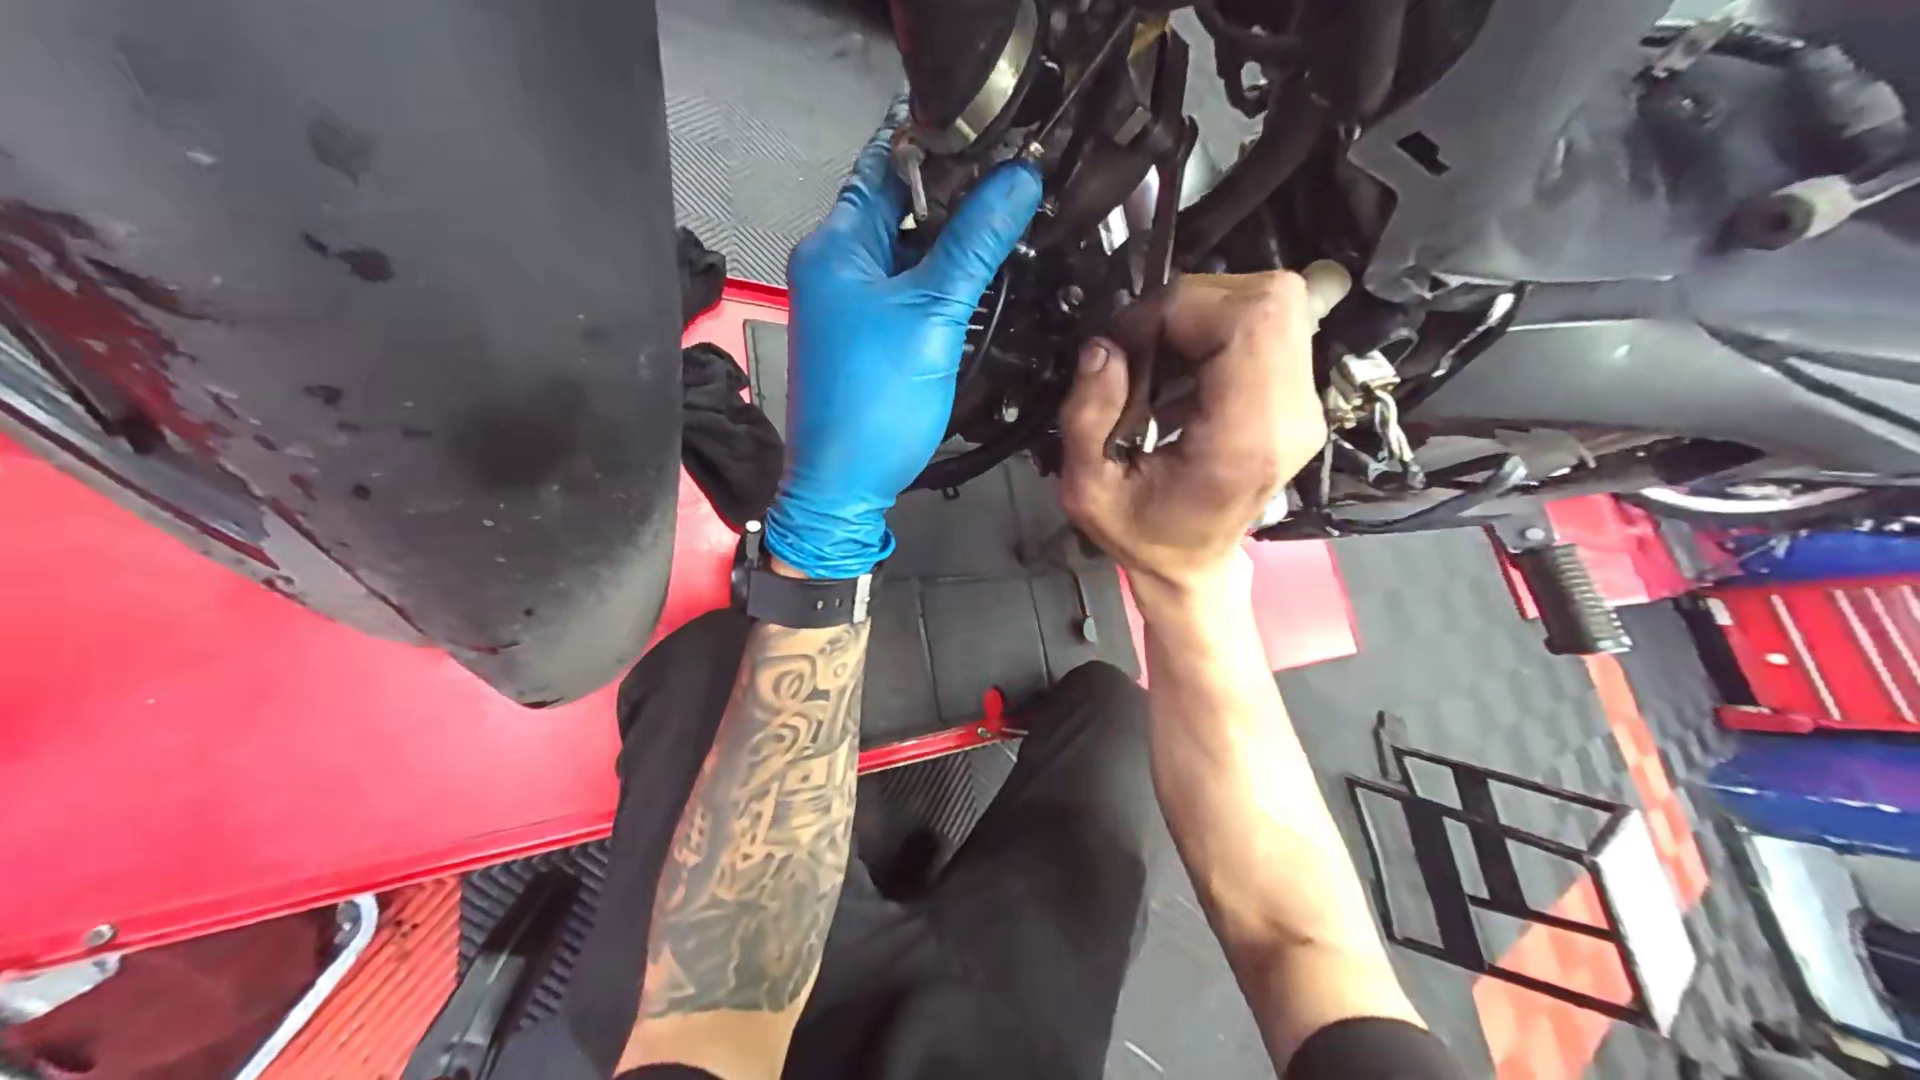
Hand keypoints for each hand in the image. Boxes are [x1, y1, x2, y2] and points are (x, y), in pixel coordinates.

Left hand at [765, 106, 1043, 578]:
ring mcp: (852, 298)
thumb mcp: (932, 316)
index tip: (1000, 130)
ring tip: (1015, 222)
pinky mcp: (870, 329)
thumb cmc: (874, 404)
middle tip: (1022, 183)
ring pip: (911, 246)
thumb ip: (974, 244)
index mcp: (836, 245)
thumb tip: (1018, 178)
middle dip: (961, 192)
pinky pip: (911, 285)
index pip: (889, 161)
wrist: (844, 485)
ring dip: (957, 237)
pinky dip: (945, 276)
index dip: (944, 141)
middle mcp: (837, 262)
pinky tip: (986, 272)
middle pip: (904, 204)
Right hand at [1057, 271, 1329, 606]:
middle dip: (1190, 305)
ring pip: (1273, 303)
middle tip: (1143, 349)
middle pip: (1270, 299)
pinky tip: (1181, 371)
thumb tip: (1103, 347)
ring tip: (1160, 363)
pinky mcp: (1298, 396)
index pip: (1246, 320)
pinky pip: (1268, 327)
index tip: (1127, 346)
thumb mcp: (1088, 491)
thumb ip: (1086, 418)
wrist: (1193, 566)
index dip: (1177, 309)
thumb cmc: (1143, 537)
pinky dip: (1216, 330)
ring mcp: (1304, 404)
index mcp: (1246, 440)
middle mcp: (1292, 415)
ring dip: (1202, 316)